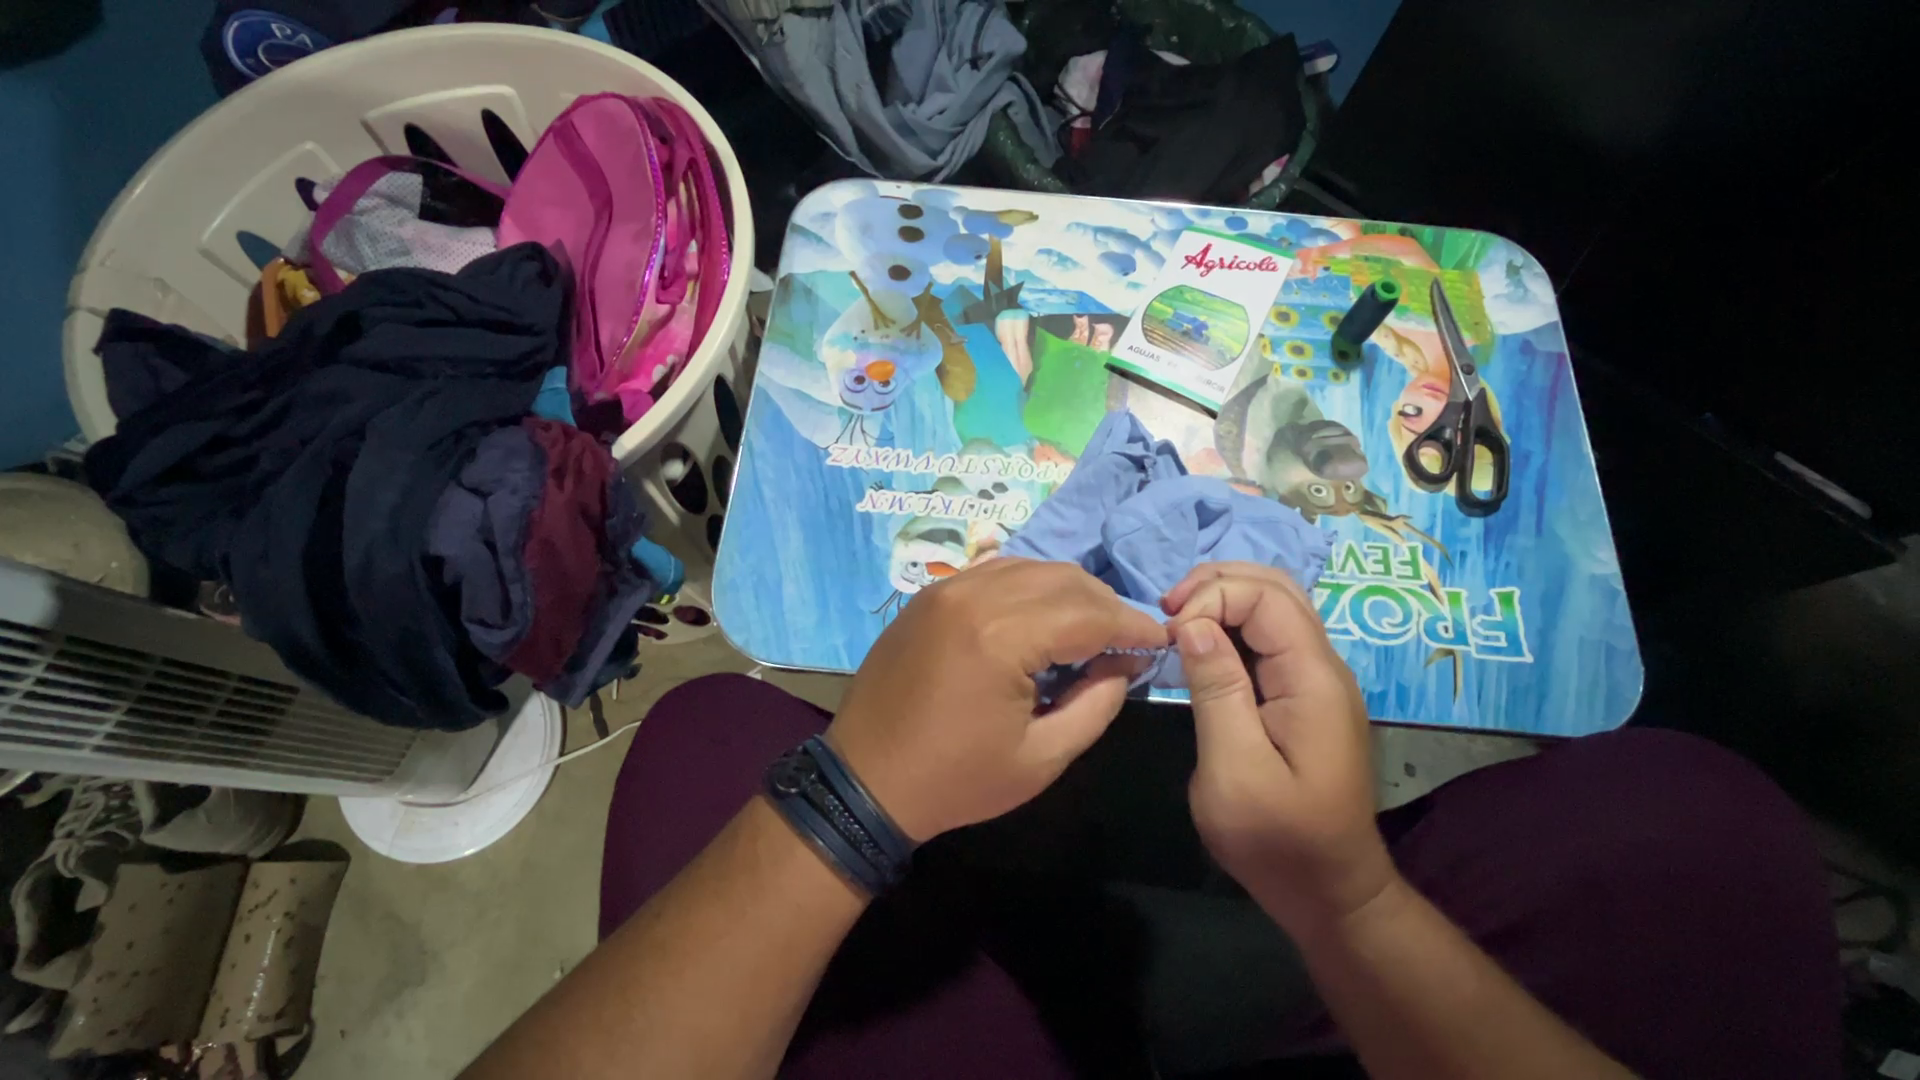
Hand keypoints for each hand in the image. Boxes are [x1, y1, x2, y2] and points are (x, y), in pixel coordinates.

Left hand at [827, 558, 1166, 841]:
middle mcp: (974, 596)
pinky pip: (994, 572)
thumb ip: (1096, 703)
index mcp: (1002, 636)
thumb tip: (1123, 663)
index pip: (1089, 613)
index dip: (1132, 627)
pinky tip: (1040, 615)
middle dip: (1105, 606)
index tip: (1160, 642)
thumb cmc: (956, 780)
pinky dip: (1028, 585)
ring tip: (1089, 629)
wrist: (864, 781)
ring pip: (1030, 567)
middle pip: (1064, 579)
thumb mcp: (1042, 759)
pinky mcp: (929, 595)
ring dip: (1069, 592)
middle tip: (1126, 641)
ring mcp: (946, 589)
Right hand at [1165, 562, 1396, 932]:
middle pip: (1278, 588)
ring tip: (1178, 620)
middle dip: (1218, 583)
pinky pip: (1271, 638)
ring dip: (1224, 599)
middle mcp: (1324, 667)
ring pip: (1276, 607)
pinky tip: (1201, 643)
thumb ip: (1217, 691)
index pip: (1267, 597)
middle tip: (1168, 610)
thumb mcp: (1235, 770)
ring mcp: (1317, 681)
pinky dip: (1232, 625)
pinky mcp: (1304, 697)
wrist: (1329, 891)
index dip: (1212, 597)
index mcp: (1313, 679)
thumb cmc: (1278, 839)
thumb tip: (1193, 625)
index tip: (1169, 632)